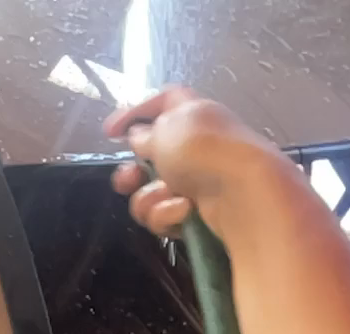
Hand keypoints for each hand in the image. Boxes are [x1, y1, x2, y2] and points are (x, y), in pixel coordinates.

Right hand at [103, 87, 298, 239]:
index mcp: (192, 115)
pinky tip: (185, 211)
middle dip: (131, 174)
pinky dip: (168, 214)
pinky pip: (161, 216)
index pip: (161, 102)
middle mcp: (192, 147)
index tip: (110, 131)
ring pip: (147, 194)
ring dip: (150, 198)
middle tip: (129, 180)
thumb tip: (138, 137)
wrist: (240, 195)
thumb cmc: (205, 151)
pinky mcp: (190, 213)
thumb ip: (146, 134)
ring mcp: (191, 183)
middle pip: (146, 161)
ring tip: (170, 196)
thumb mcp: (167, 131)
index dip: (134, 112)